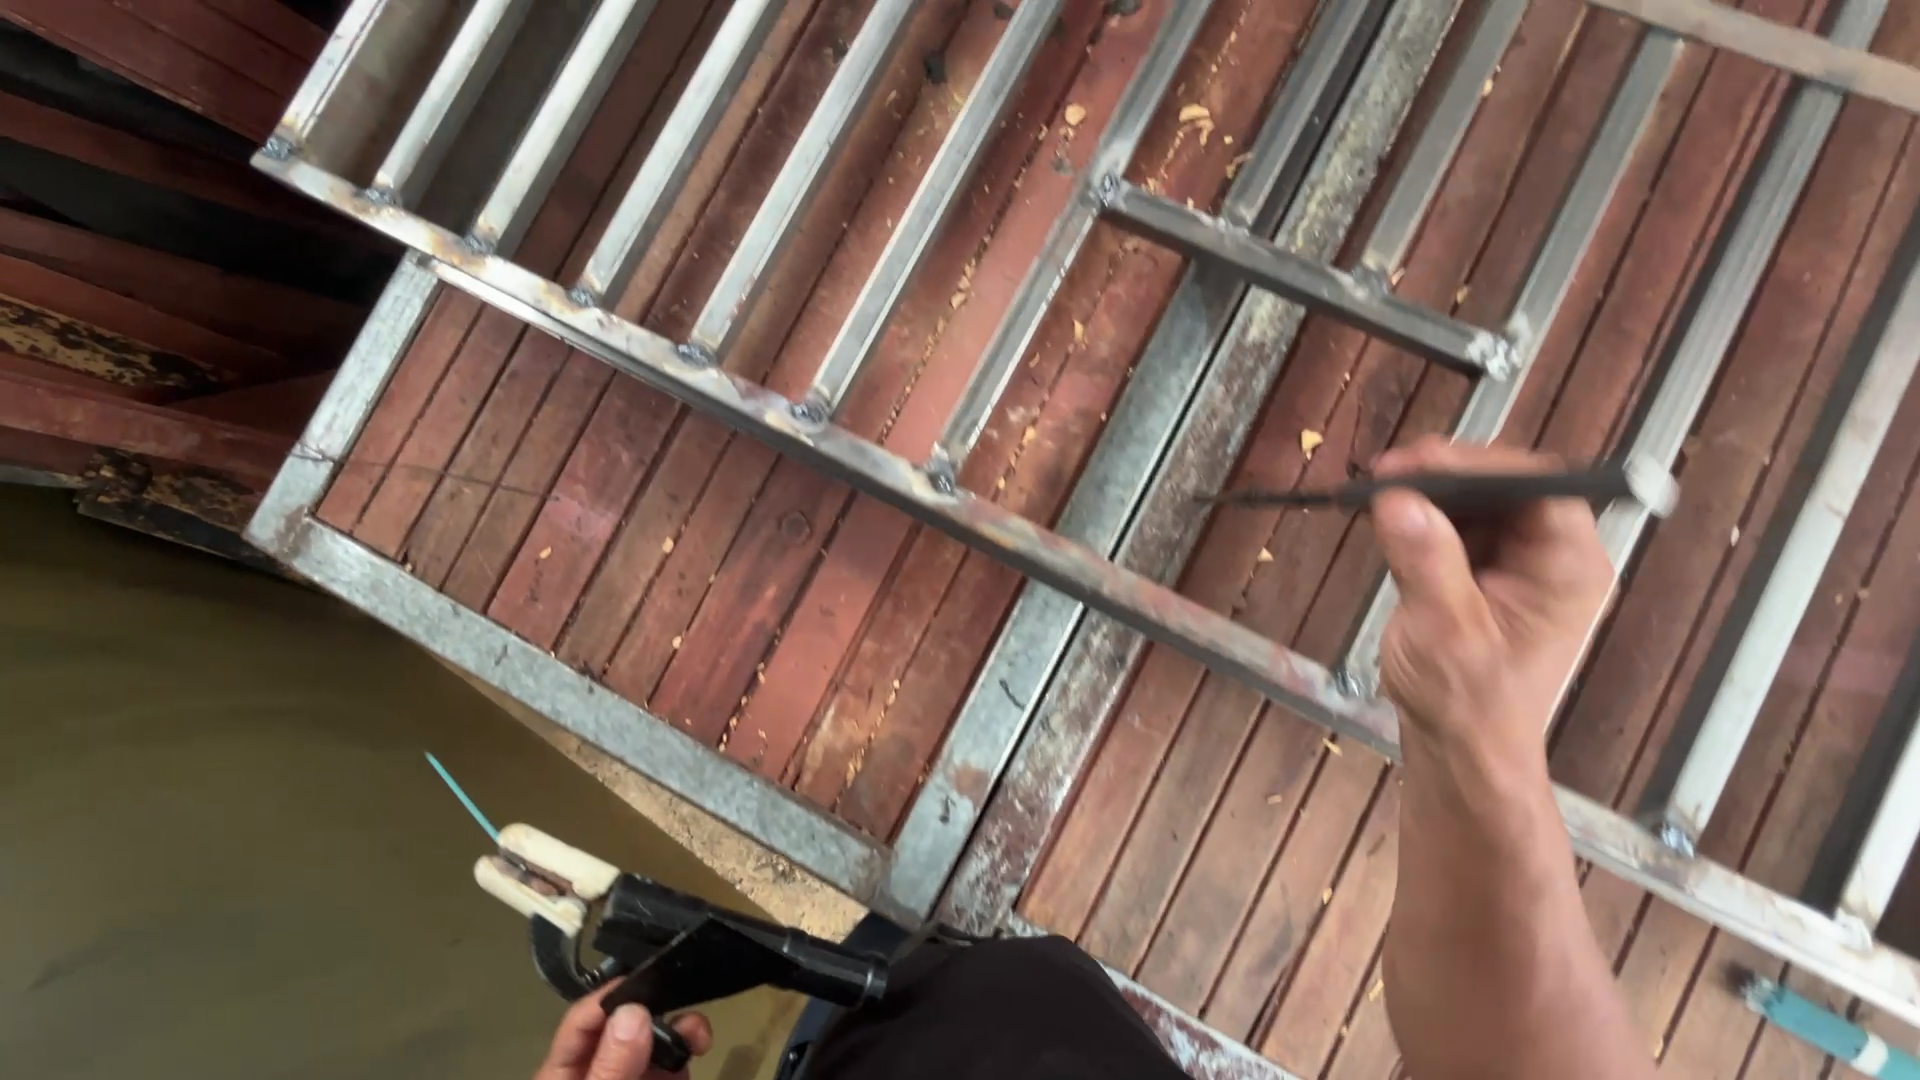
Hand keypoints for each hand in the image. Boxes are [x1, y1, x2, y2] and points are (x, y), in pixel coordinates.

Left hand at [534, 982, 712, 1079]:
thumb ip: (611, 1067)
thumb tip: (635, 1009)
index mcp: (562, 1075)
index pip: (583, 1019)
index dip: (613, 994)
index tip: (654, 974)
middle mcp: (596, 1072)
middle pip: (626, 1028)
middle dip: (661, 1012)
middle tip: (689, 1011)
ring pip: (654, 1048)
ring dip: (681, 1035)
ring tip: (701, 1038)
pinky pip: (670, 1071)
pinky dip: (685, 1062)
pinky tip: (696, 1057)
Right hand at [1370, 438, 1614, 765]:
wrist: (1459, 747)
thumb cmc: (1465, 699)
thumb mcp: (1444, 629)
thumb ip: (1426, 561)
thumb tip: (1396, 499)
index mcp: (1567, 567)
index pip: (1539, 488)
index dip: (1479, 464)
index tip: (1413, 463)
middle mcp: (1549, 555)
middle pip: (1507, 485)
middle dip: (1446, 472)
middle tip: (1385, 471)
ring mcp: (1515, 562)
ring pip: (1477, 499)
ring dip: (1428, 490)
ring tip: (1377, 488)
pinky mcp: (1481, 571)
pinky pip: (1455, 524)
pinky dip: (1420, 514)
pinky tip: (1387, 514)